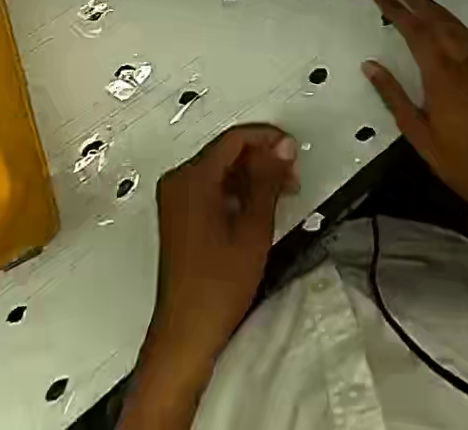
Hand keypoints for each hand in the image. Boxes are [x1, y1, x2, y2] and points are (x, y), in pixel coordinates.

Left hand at [142, 124, 299, 372]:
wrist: (189, 328)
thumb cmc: (218, 284)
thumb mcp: (253, 227)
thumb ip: (268, 180)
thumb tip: (282, 148)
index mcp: (192, 178)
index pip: (233, 139)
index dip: (266, 138)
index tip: (291, 149)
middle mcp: (178, 181)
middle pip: (225, 152)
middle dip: (261, 158)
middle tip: (291, 174)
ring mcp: (176, 197)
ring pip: (220, 170)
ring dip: (251, 175)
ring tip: (281, 193)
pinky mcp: (179, 213)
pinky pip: (210, 187)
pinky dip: (236, 190)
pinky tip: (259, 207)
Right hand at [363, 0, 467, 218]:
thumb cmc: (452, 160)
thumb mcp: (416, 132)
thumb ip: (392, 95)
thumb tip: (369, 65)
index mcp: (443, 81)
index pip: (418, 35)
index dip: (398, 12)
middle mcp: (463, 68)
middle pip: (438, 23)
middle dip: (416, 0)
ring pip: (456, 27)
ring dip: (433, 6)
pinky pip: (466, 38)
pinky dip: (449, 21)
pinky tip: (438, 18)